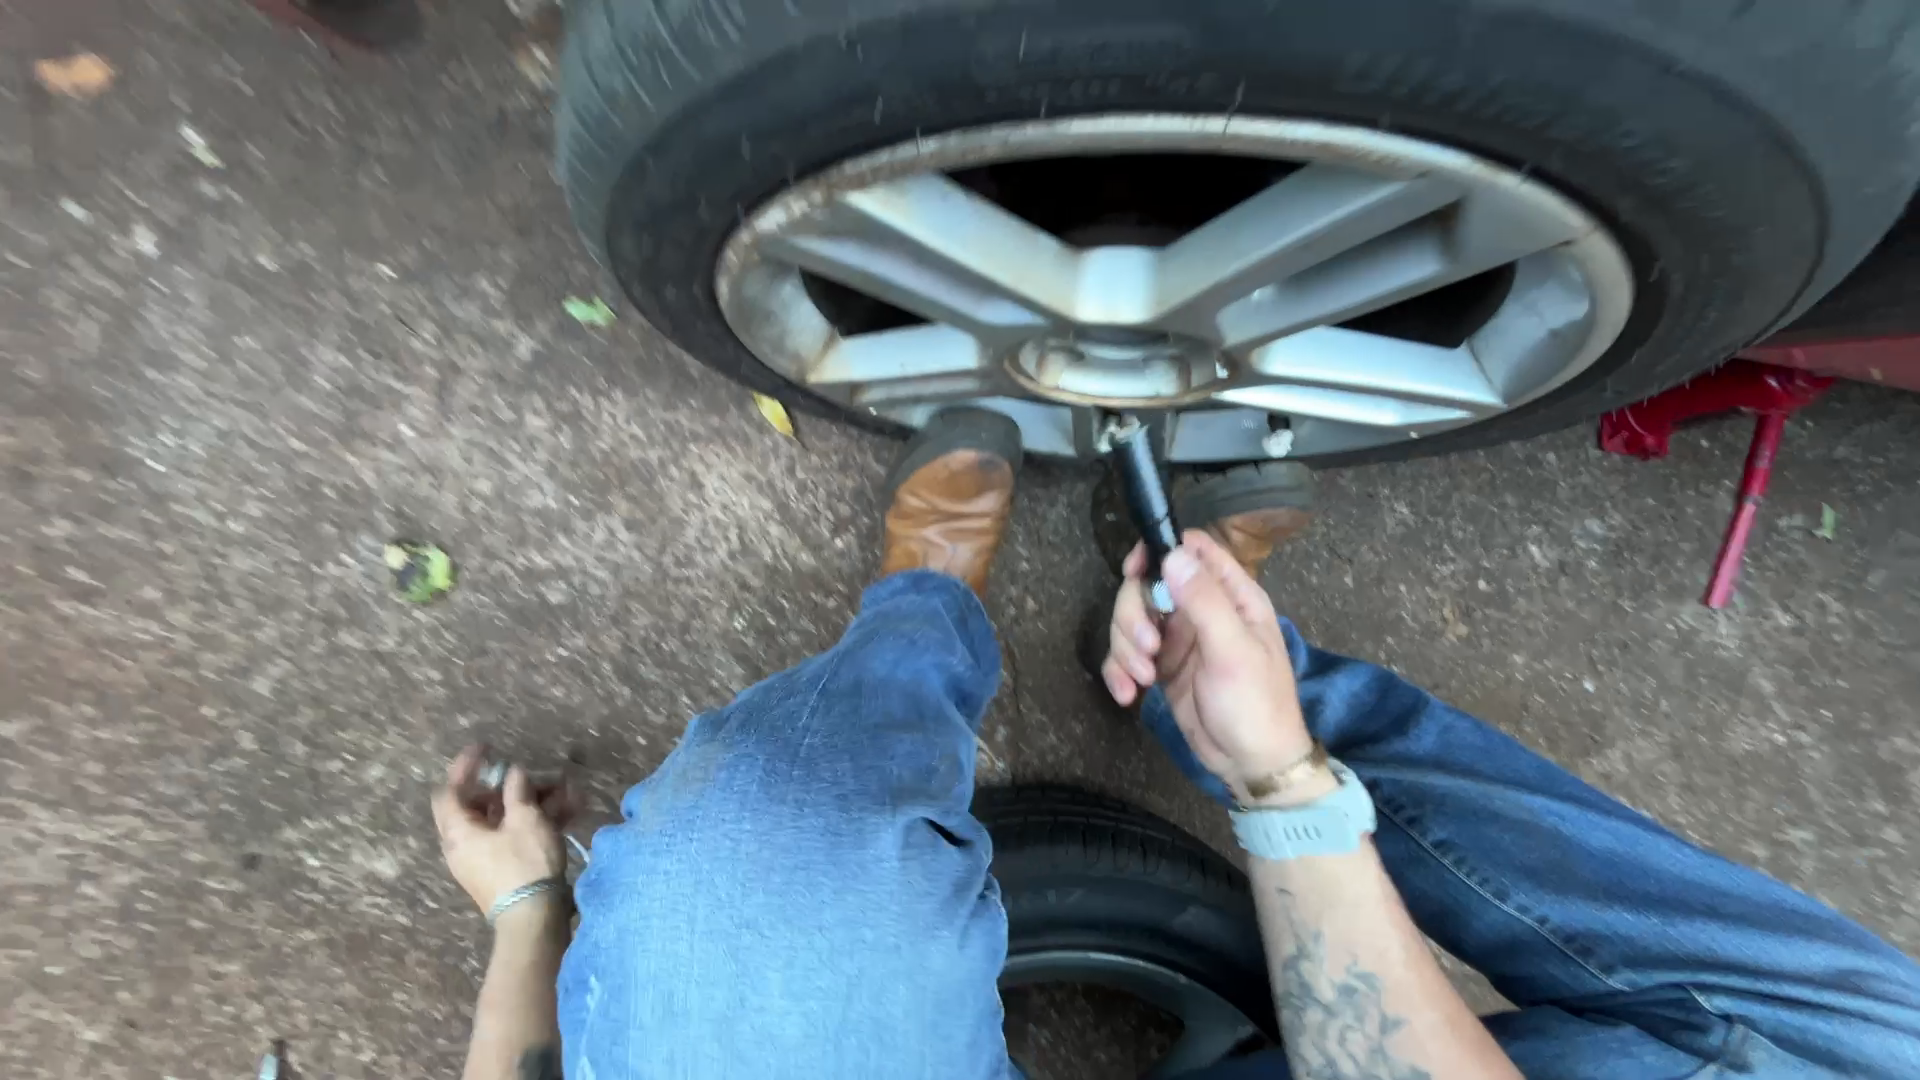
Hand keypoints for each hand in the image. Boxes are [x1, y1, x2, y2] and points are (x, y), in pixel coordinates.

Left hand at [431, 745, 575, 916]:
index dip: (465, 768)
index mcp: (460, 831)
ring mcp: (485, 856)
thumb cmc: (523, 862)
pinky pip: (518, 834)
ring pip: (507, 818)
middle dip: (514, 785)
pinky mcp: (505, 866)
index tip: (485, 749)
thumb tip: (513, 773)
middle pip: (484, 804)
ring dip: (535, 801)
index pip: (451, 792)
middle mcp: (466, 844)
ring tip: (567, 790)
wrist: (532, 916)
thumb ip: (517, 791)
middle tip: (537, 774)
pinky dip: (539, 819)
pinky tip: (570, 809)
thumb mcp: (525, 820)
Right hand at [1101, 531, 1317, 802]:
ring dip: (1125, 649)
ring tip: (1141, 681)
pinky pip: (1125, 655)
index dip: (1158, 551)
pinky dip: (1118, 671)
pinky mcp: (1160, 665)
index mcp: (1230, 595)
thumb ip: (1204, 600)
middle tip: (1147, 651)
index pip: (1190, 549)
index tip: (1133, 572)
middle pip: (1145, 586)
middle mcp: (1200, 609)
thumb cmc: (1255, 704)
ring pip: (1130, 620)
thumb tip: (1172, 554)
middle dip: (1133, 617)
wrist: (1250, 765)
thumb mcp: (1233, 650)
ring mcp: (1177, 638)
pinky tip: (1127, 694)